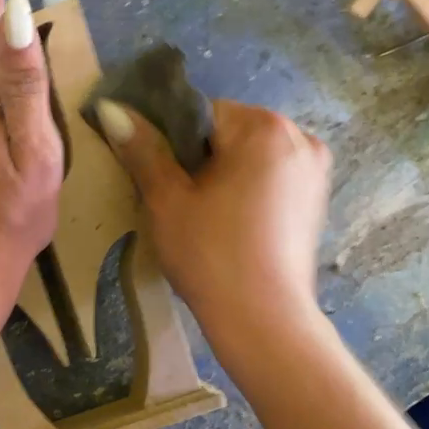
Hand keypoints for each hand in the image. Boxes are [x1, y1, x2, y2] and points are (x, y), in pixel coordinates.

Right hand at [96, 97, 330, 351]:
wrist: (262, 318)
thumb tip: (112, 109)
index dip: (168, 142)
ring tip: (201, 218)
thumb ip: (142, 150)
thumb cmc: (209, 254)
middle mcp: (299, 136)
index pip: (199, 113)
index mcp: (263, 128)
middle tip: (175, 203)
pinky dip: (245, 191)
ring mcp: (314, 168)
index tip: (155, 179)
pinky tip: (228, 226)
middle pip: (227, 132)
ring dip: (221, 175)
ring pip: (249, 156)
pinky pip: (270, 178)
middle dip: (197, 158)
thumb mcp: (166, 200)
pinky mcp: (316, 199)